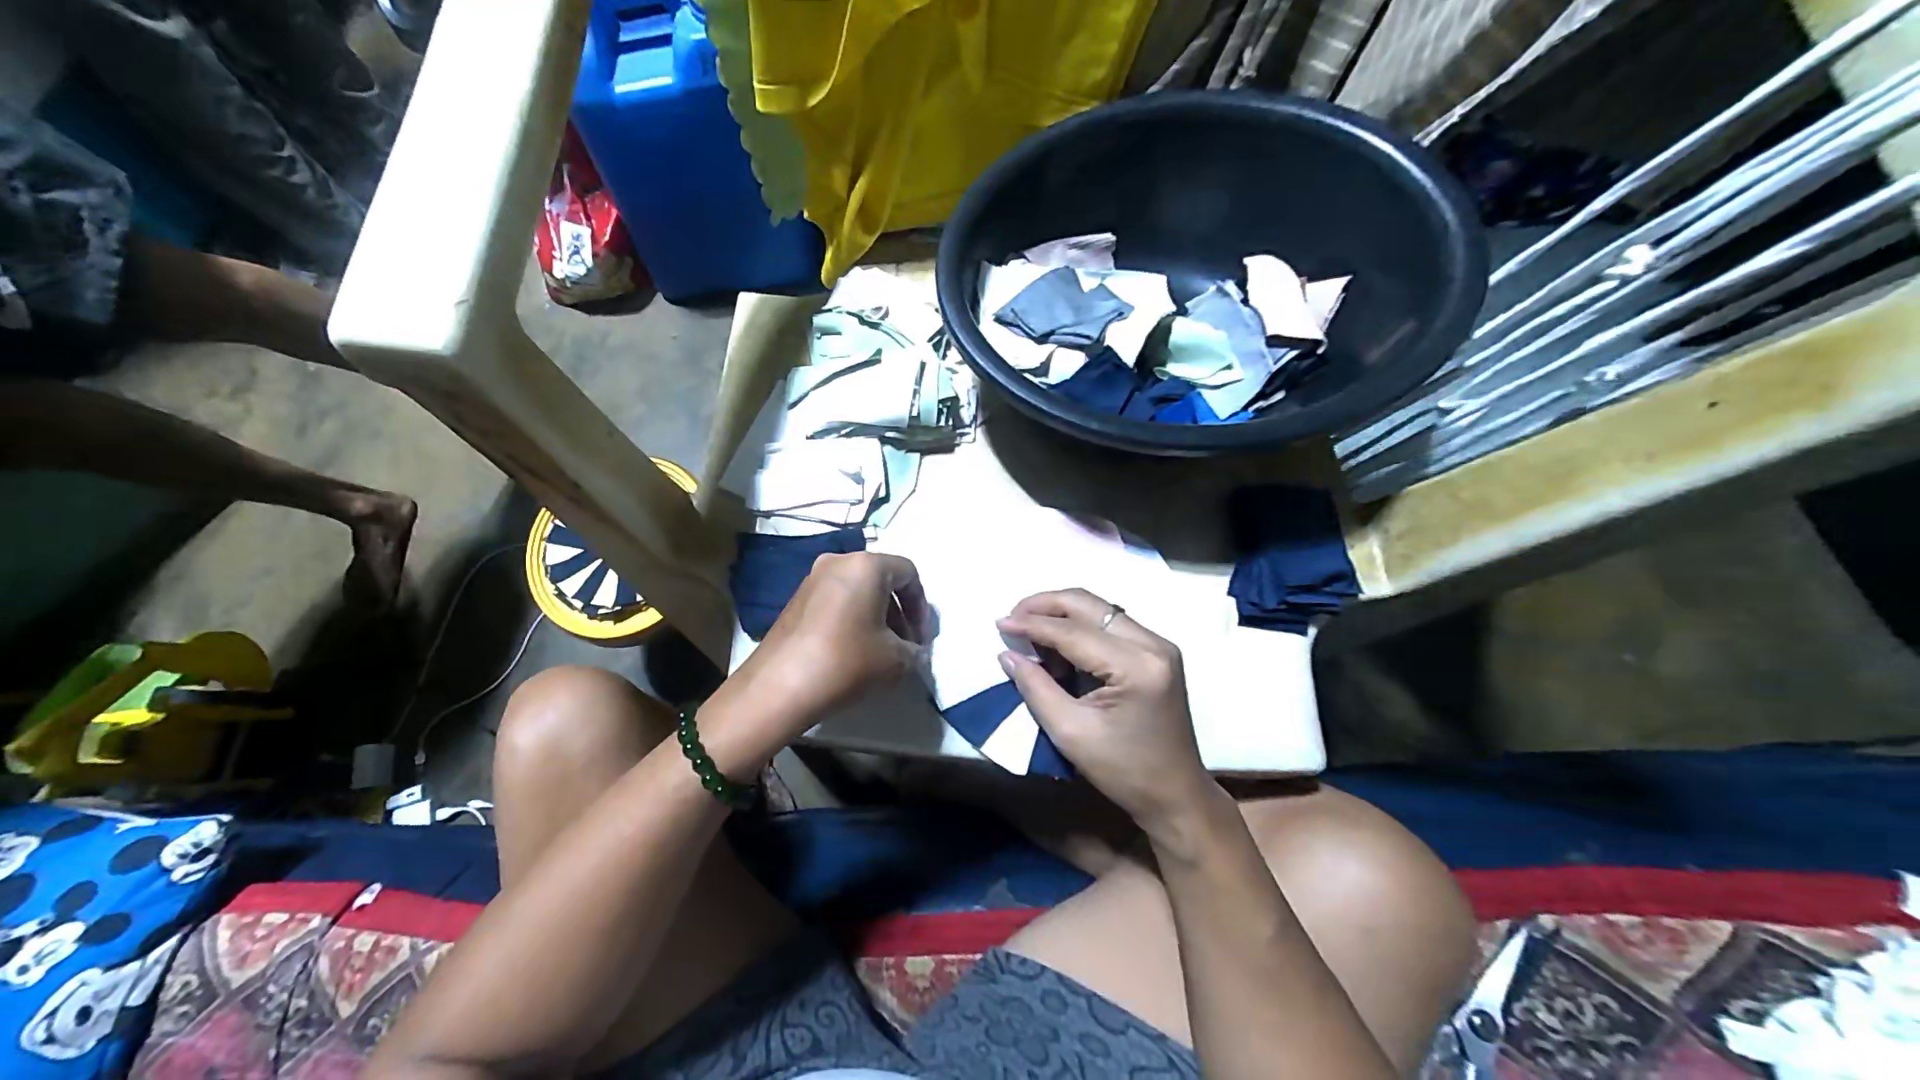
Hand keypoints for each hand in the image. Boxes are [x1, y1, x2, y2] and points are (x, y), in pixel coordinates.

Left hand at [707, 552, 929, 771]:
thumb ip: (914, 650)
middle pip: (881, 579)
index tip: (921, 639)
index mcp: (866, 565)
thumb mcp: (896, 660)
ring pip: (857, 591)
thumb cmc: (846, 661)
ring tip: (882, 652)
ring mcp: (811, 580)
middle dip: (899, 612)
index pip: (908, 573)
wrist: (779, 687)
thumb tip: (912, 650)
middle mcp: (837, 562)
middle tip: (906, 645)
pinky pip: (836, 602)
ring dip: (876, 617)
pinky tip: (853, 652)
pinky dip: (852, 620)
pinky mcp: (795, 601)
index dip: (921, 607)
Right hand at [996, 589, 1220, 830]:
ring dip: (1062, 615)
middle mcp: (1152, 644)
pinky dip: (1080, 628)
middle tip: (1013, 617)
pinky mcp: (1156, 652)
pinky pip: (1110, 625)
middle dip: (1045, 605)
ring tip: (1031, 634)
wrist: (1175, 794)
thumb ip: (1036, 687)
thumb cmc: (1123, 771)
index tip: (1000, 622)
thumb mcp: (1069, 733)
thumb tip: (1008, 653)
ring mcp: (1158, 645)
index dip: (1032, 624)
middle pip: (1089, 604)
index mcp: (1135, 666)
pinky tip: (1058, 646)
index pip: (1073, 631)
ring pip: (1099, 610)